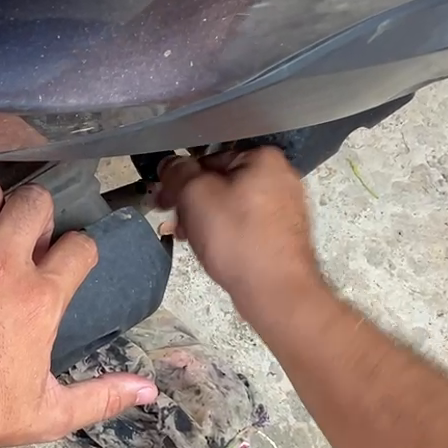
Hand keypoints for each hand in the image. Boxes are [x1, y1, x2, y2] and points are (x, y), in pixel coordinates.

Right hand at [156, 148, 327, 305]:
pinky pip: (243, 224)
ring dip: (202, 219)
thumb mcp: (195, 196)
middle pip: (219, 182)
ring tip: (187, 238)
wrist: (274, 289)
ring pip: (229, 205)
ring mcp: (283, 207)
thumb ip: (178, 173)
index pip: (207, 158)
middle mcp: (279, 177)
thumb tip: (170, 165)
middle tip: (172, 221)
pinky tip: (210, 248)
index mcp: (262, 158)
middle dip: (190, 202)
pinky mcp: (280, 233)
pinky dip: (223, 232)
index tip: (165, 199)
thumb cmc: (238, 240)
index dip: (180, 179)